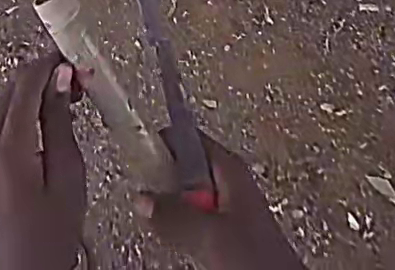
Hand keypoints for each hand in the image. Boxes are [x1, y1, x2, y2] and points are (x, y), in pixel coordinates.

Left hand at [0, 51, 85, 269]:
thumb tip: (63, 76)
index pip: (28, 79)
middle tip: (81, 79)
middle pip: (16, 84)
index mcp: (9, 144)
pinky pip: (8, 116)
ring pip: (12, 97)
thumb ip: (61, 120)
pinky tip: (55, 116)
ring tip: (73, 97)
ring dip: (41, 89)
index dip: (54, 62)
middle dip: (48, 73)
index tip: (80, 61)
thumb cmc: (48, 235)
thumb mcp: (67, 174)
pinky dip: (31, 107)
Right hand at [138, 132, 304, 269]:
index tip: (138, 157)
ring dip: (173, 208)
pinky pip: (195, 220)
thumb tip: (142, 197)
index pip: (186, 137)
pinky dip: (182, 227)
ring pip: (188, 196)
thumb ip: (176, 214)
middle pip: (184, 167)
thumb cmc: (256, 257)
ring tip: (161, 224)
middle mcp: (228, 181)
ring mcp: (228, 207)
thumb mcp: (210, 233)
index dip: (161, 143)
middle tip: (147, 200)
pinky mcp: (228, 232)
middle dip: (164, 181)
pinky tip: (179, 243)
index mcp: (228, 166)